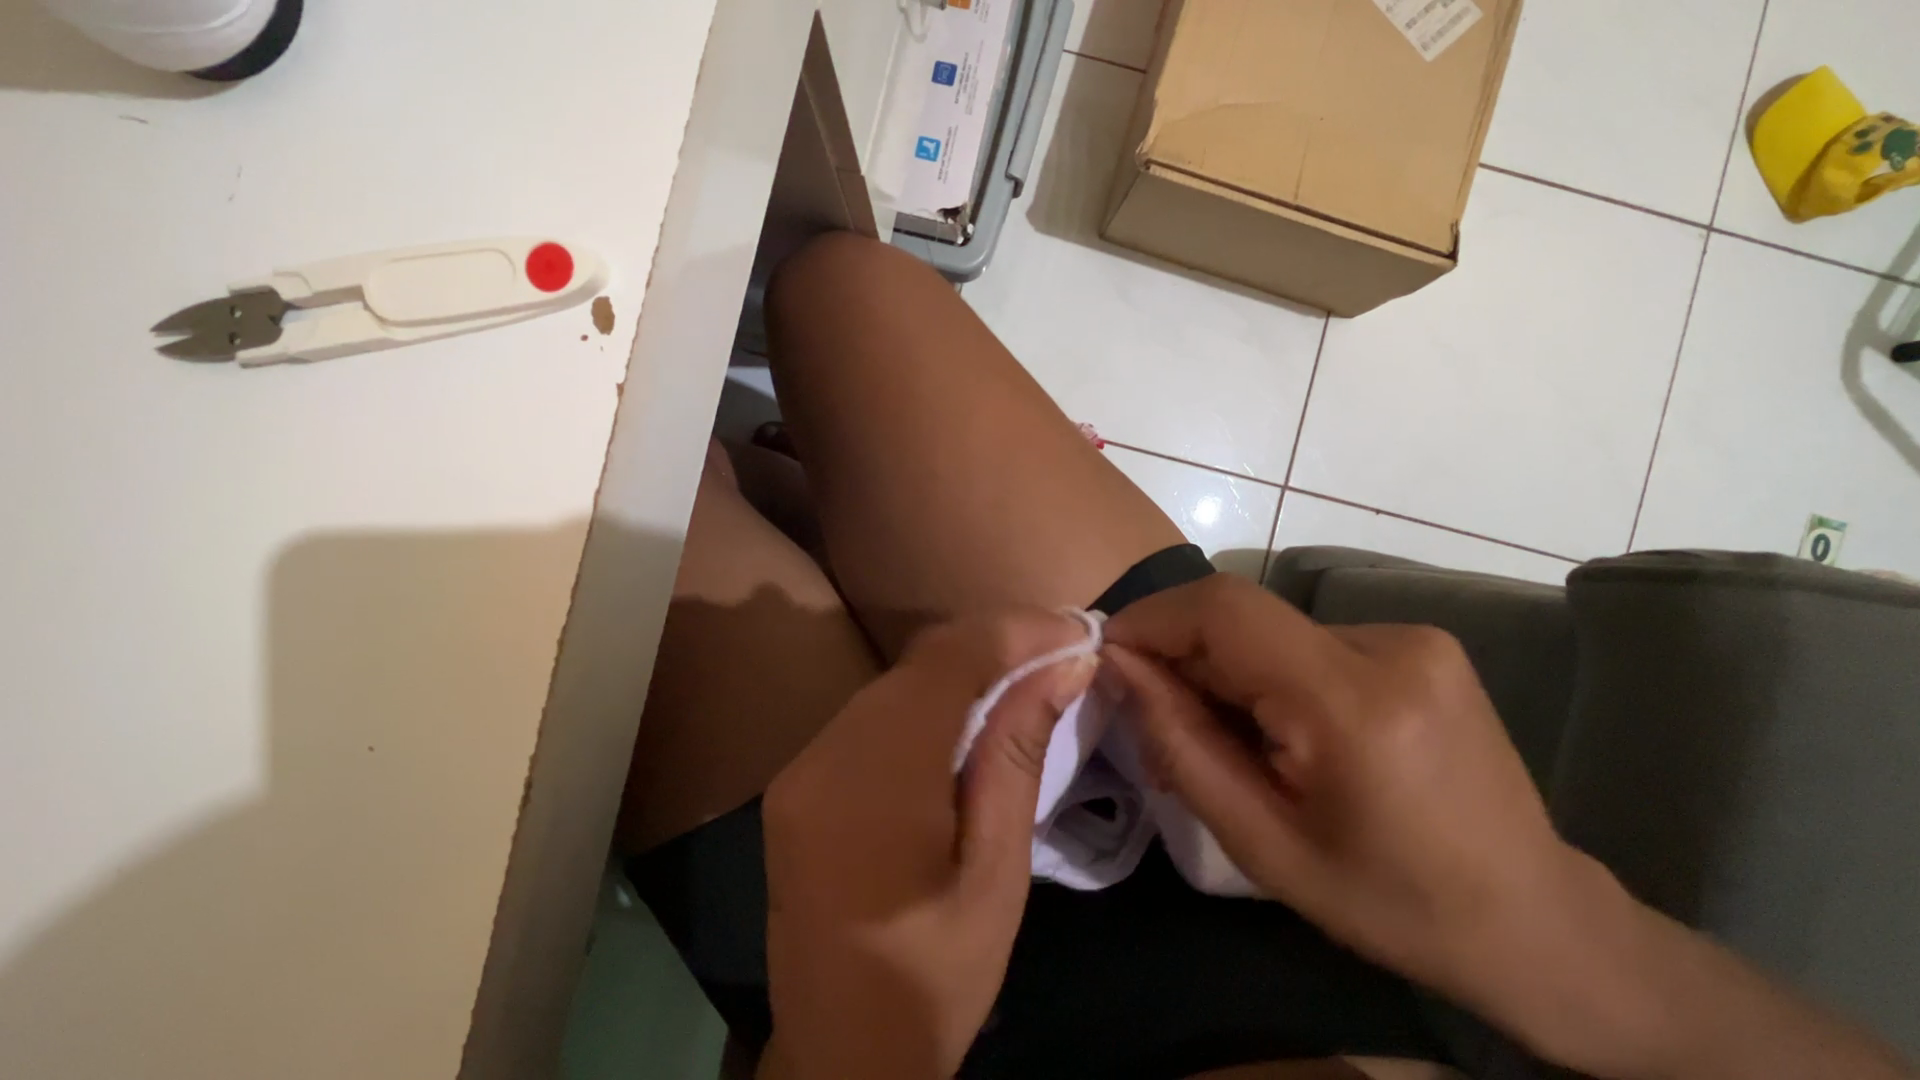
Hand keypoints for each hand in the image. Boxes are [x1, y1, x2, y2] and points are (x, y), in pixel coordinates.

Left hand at [758, 610, 1096, 1079]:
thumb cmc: (935, 978)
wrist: (840, 1052)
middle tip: (1061, 653)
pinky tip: (967, 720)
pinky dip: (924, 704)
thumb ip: (1017, 756)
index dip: (1013, 631)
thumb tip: (1062, 666)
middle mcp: (821, 759)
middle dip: (993, 645)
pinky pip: (869, 718)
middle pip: (915, 665)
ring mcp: (799, 770)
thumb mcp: (997, 874)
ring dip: (960, 671)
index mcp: (871, 786)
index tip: (1075, 631)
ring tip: (1026, 679)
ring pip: (892, 685)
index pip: (946, 662)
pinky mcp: (796, 784)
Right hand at [1101, 576, 1604, 1055]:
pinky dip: (1272, 677)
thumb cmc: (1387, 901)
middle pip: (1246, 619)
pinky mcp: (1422, 644)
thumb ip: (1181, 744)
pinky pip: (1311, 644)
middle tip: (1155, 726)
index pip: (1226, 612)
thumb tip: (1120, 665)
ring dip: (1228, 674)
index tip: (1106, 656)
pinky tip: (1280, 734)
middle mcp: (1391, 645)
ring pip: (1274, 633)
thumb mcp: (1261, 843)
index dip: (1153, 618)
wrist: (1531, 918)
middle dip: (1184, 660)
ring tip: (1225, 746)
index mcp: (1354, 703)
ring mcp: (1416, 638)